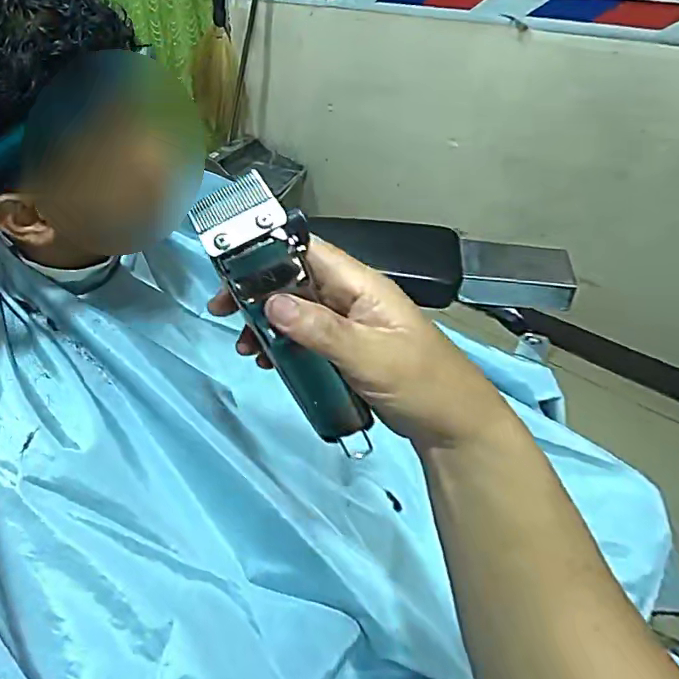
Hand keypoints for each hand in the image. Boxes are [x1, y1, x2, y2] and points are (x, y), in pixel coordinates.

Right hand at [209, 237, 511, 449]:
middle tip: (223, 311)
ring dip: (265, 322)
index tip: (231, 272)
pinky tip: (268, 360)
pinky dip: (282, 343)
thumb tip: (271, 303)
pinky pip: (303, 335)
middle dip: (256, 292)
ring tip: (245, 346)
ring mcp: (346, 322)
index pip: (307, 250)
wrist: (454, 428)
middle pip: (293, 279)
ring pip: (294, 308)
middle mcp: (349, 296)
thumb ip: (320, 330)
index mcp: (360, 285)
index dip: (266, 253)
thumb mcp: (369, 356)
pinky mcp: (343, 346)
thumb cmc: (422, 384)